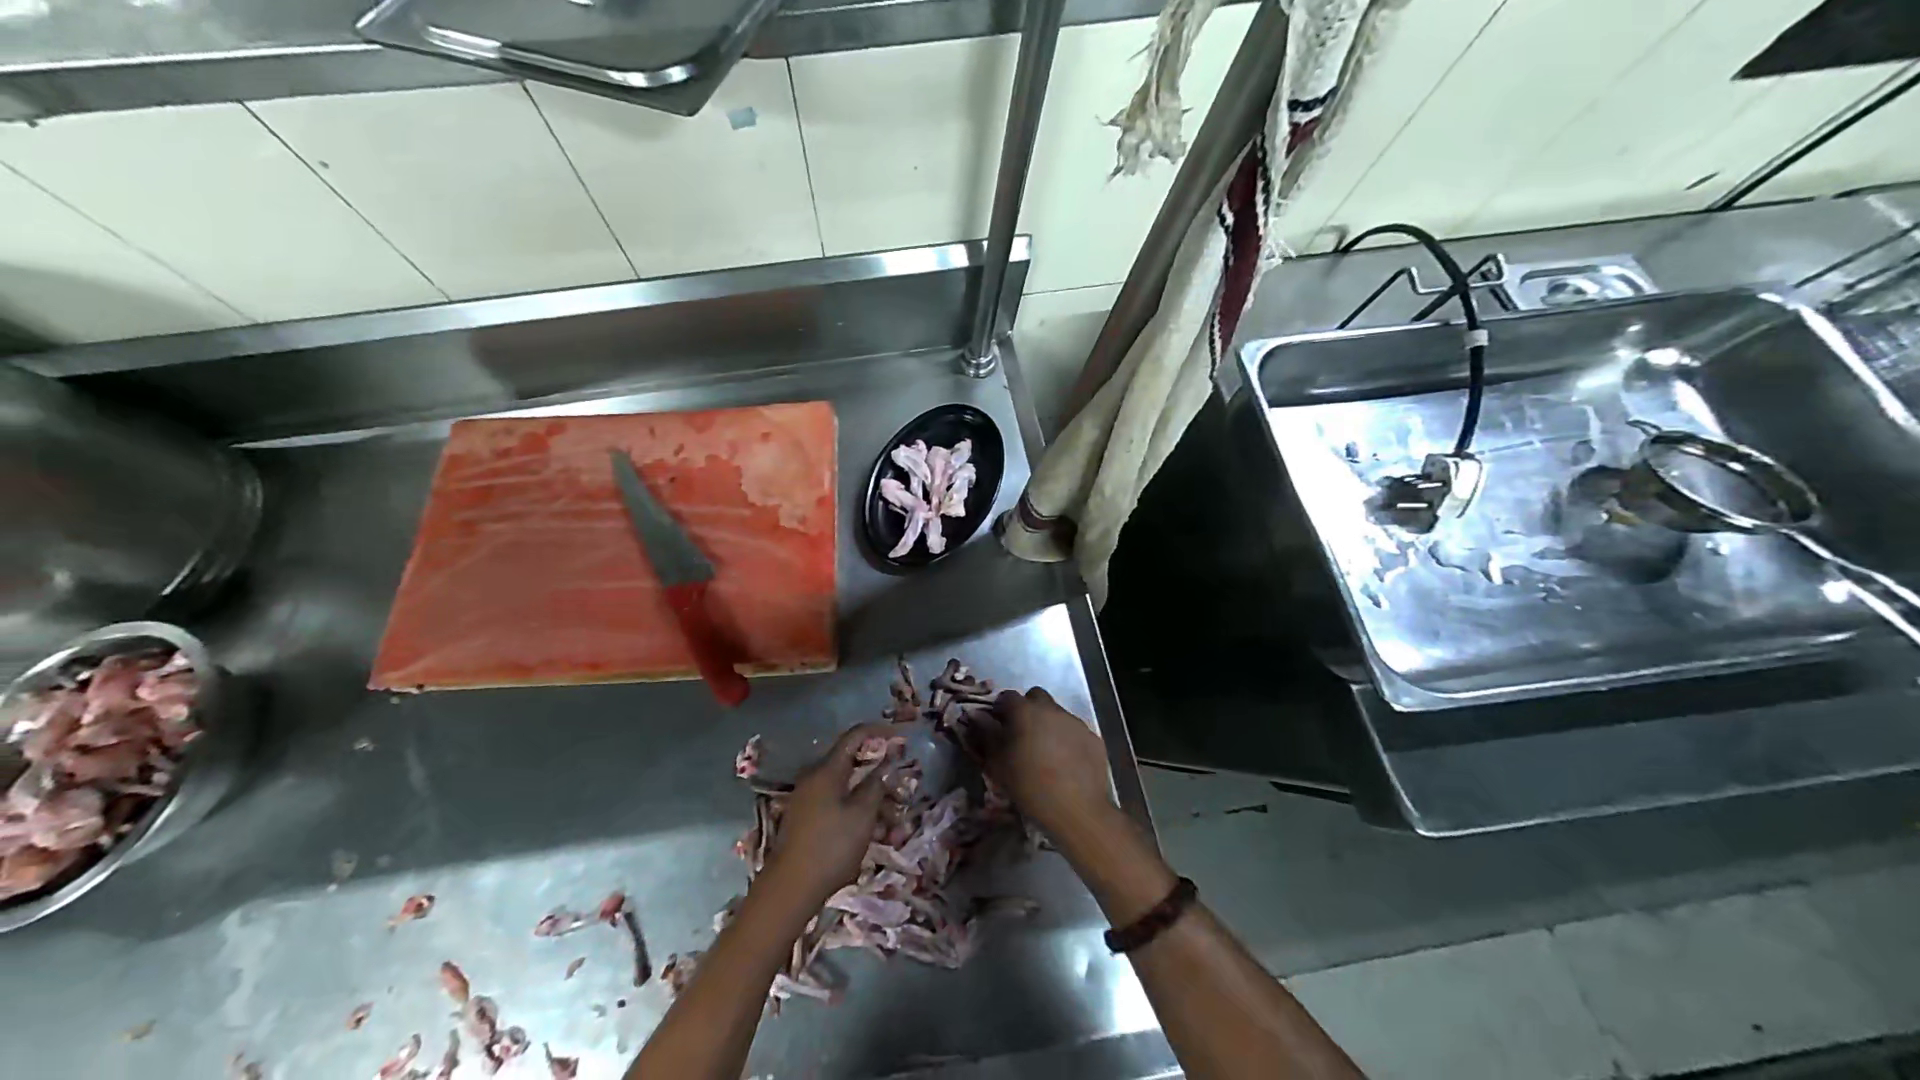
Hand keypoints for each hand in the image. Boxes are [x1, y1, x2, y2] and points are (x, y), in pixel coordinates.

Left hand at [761, 724, 888, 904]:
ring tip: (892, 820)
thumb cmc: (831, 847)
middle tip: (900, 785)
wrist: (790, 888)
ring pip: (845, 787)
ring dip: (870, 797)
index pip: (854, 736)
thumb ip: (875, 786)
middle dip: (878, 772)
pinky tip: (872, 830)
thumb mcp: (862, 815)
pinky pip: (836, 803)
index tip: (899, 735)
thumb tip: (884, 767)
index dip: (878, 732)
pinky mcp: (805, 817)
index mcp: (827, 770)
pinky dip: (856, 809)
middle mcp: (814, 778)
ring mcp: (807, 798)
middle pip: (851, 763)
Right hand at [981, 688, 1114, 844]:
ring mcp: (1075, 722)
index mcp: (1024, 711)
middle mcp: (1051, 709)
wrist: (1076, 809)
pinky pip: (1075, 732)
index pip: (1007, 696)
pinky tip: (1066, 763)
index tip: (998, 727)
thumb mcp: (997, 763)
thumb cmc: (1028, 785)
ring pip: (1057, 714)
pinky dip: (1068, 741)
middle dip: (1027, 710)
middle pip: (1035, 698)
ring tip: (1045, 753)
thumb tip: (976, 715)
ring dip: (1048, 725)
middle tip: (1022, 735)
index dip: (1000, 709)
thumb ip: (985, 734)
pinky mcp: (1093, 738)